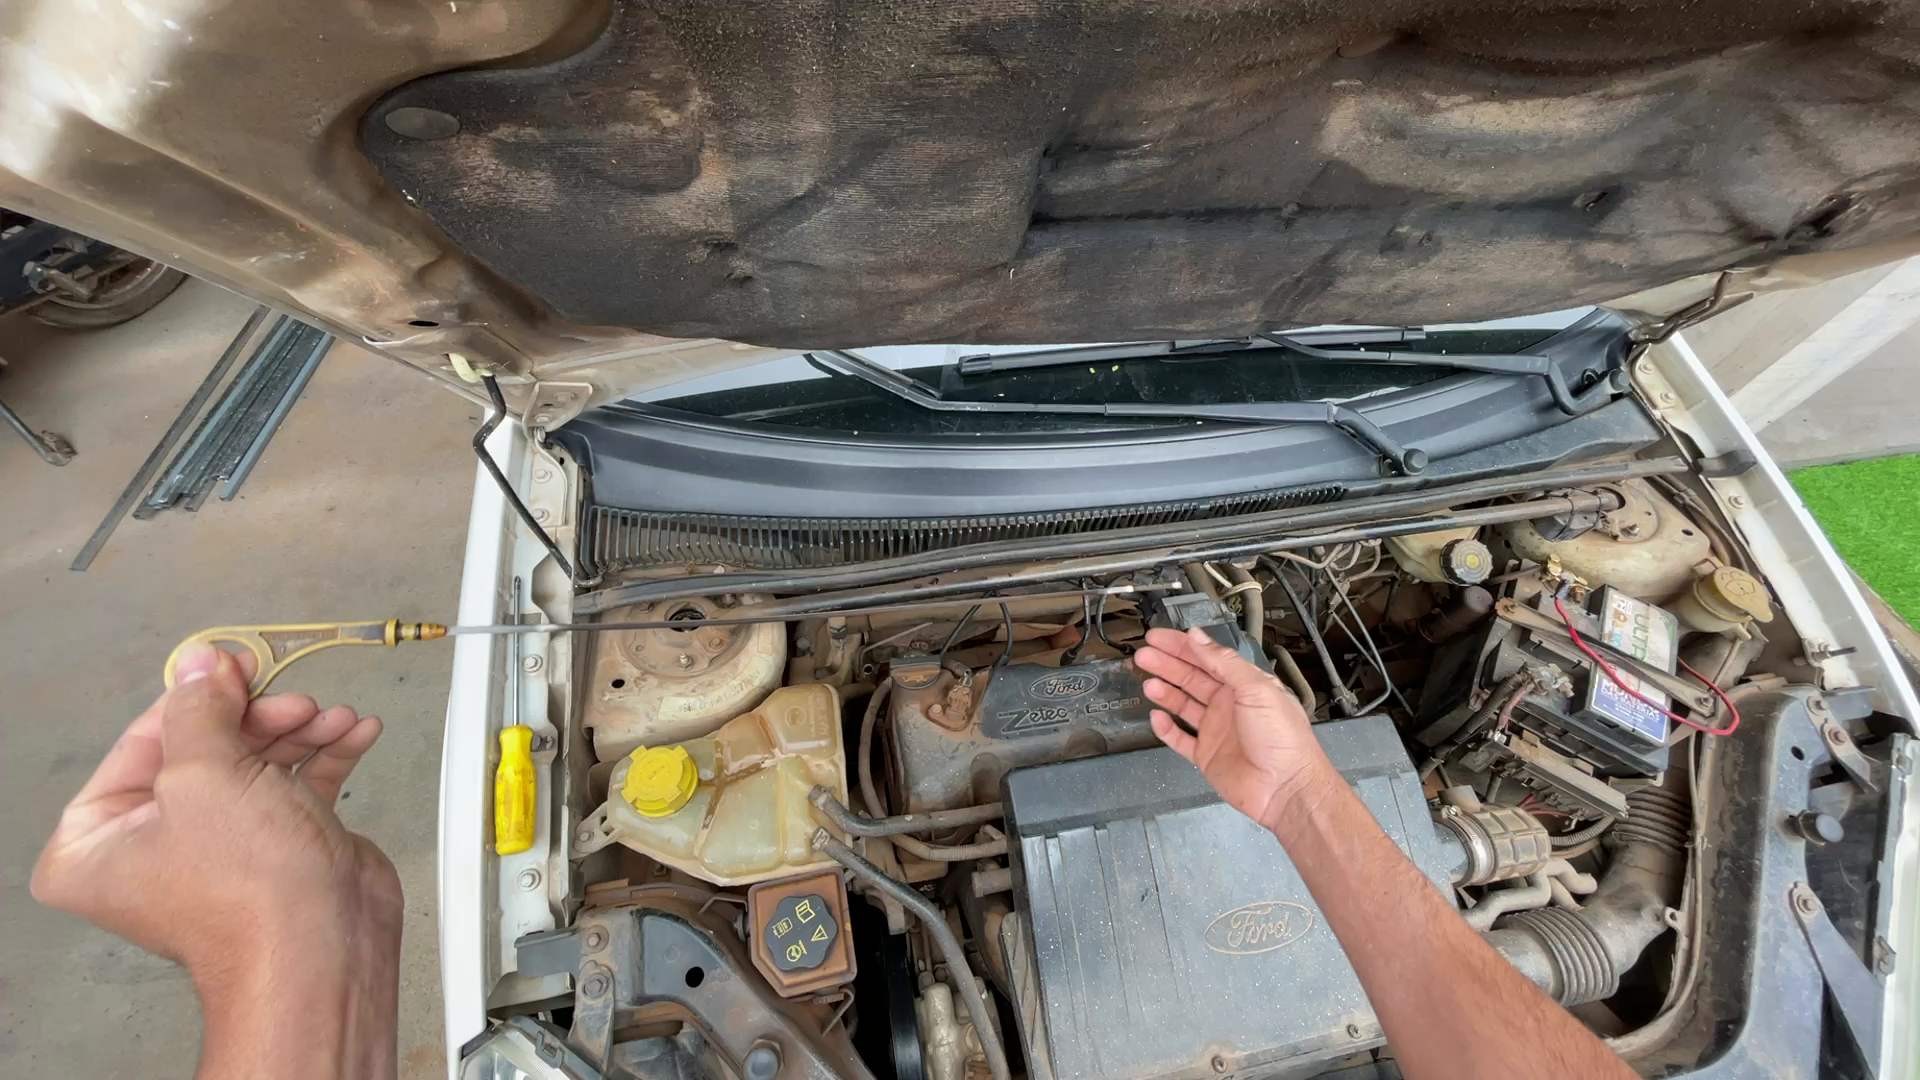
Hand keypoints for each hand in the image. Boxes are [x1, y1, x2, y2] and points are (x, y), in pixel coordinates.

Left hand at [31, 642, 398, 981]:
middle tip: (302, 704)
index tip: (243, 664)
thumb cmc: (248, 876)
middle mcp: (158, 838)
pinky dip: (330, 752)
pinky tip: (359, 733)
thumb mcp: (208, 778)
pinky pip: (300, 780)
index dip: (198, 699)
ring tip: (340, 720)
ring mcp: (227, 838)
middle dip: (267, 719)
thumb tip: (198, 661)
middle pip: (213, 746)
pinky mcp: (285, 835)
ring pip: (263, 759)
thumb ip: (201, 713)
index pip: (146, 742)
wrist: (322, 933)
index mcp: (101, 839)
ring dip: (307, 731)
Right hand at [1136, 626, 1339, 832]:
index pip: (1207, 659)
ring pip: (1183, 705)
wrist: (1287, 789)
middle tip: (1144, 656)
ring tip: (1147, 682)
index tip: (1158, 638)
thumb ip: (1224, 662)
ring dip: (1165, 692)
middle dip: (1166, 665)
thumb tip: (1198, 638)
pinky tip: (1156, 717)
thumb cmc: (1283, 739)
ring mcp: (1217, 731)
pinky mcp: (1207, 756)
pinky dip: (1166, 728)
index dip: (1181, 647)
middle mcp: (1229, 705)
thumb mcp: (1256, 689)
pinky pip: (1180, 739)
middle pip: (1190, 679)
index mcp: (1244, 686)